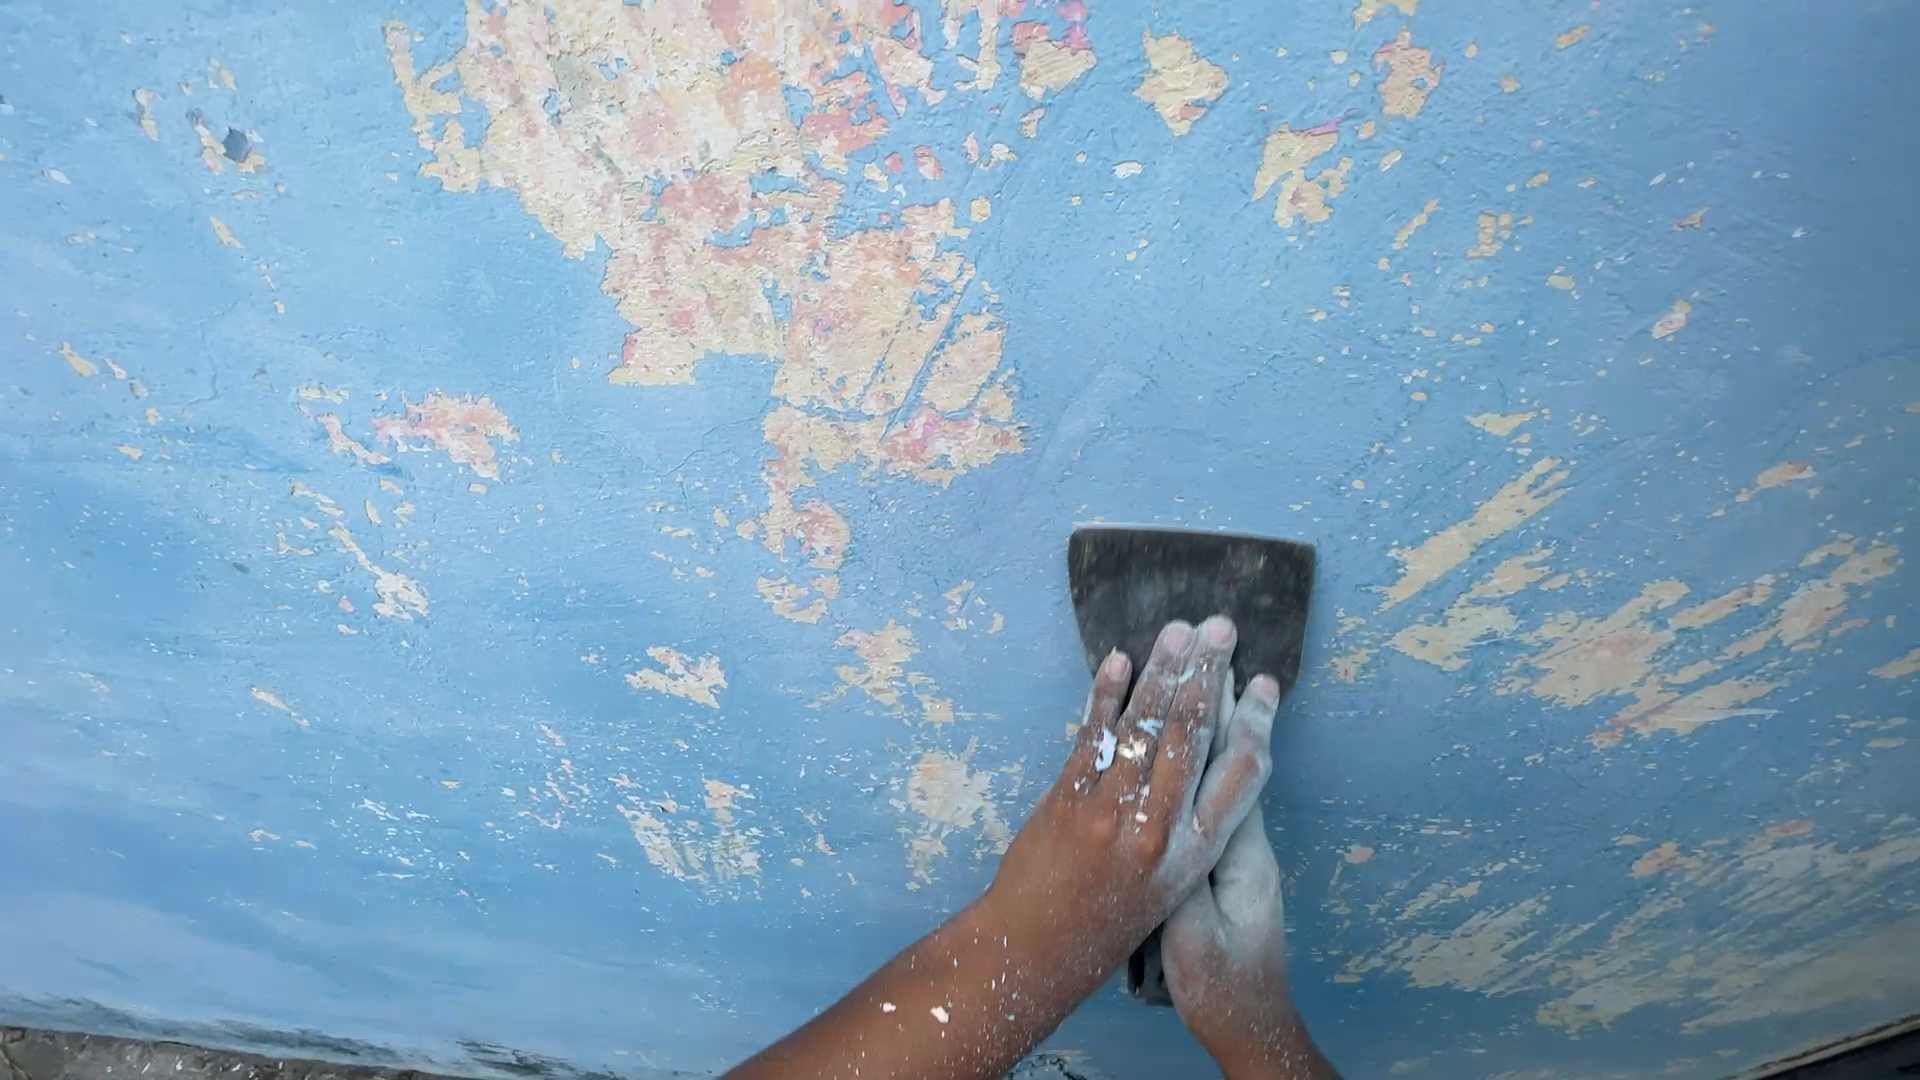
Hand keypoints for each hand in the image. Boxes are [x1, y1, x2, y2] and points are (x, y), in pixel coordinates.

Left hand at [980, 615, 1271, 1003]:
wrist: (1040, 948)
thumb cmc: (1110, 918)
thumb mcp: (1168, 884)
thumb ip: (1185, 825)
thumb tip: (1195, 759)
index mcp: (1195, 854)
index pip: (1240, 774)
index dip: (1255, 720)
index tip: (1263, 680)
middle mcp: (1160, 828)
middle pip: (1193, 735)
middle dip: (1207, 675)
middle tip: (1219, 627)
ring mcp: (1112, 810)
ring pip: (1145, 727)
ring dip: (1162, 672)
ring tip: (1178, 630)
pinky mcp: (1070, 798)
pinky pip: (1092, 735)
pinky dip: (1105, 694)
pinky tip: (1117, 660)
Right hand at [1163, 694, 1338, 1078]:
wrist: (1244, 1022)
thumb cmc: (1217, 982)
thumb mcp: (1192, 937)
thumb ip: (1182, 879)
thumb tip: (1163, 819)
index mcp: (1230, 847)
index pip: (1233, 765)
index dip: (1230, 713)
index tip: (1226, 664)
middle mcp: (1232, 830)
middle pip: (1227, 748)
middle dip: (1223, 691)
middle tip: (1218, 637)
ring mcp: (1223, 837)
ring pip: (1222, 760)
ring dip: (1222, 708)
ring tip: (1221, 662)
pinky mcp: (1209, 848)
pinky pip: (1209, 783)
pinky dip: (1207, 743)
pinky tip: (1191, 720)